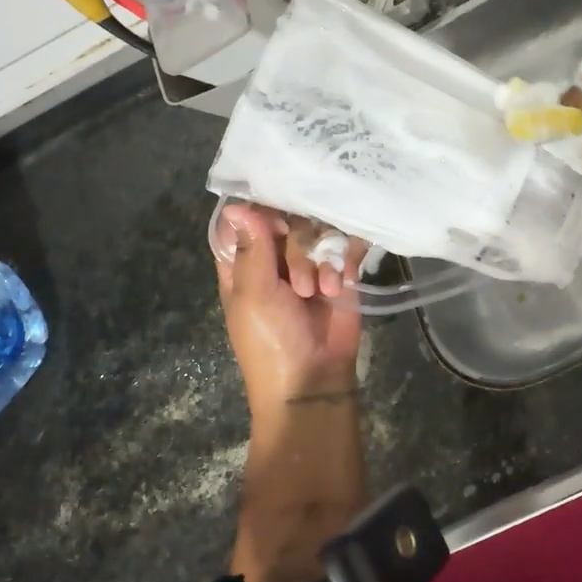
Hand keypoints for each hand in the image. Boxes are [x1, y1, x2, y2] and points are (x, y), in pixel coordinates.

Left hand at [214, 202, 365, 408]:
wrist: (315, 377)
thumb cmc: (271, 340)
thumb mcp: (253, 295)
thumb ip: (252, 248)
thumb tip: (235, 205)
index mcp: (243, 266)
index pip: (245, 222)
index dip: (259, 215)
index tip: (273, 224)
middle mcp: (276, 260)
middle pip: (287, 222)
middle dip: (297, 248)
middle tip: (299, 281)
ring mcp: (310, 266)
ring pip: (318, 231)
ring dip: (321, 259)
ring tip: (322, 290)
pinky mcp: (342, 273)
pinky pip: (346, 246)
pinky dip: (345, 260)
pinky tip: (342, 284)